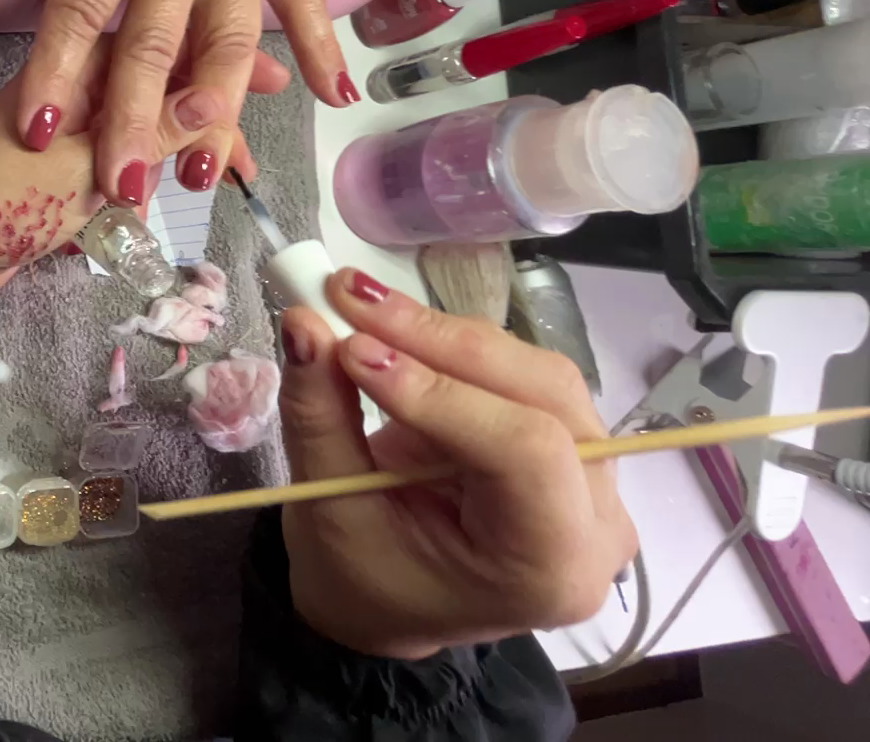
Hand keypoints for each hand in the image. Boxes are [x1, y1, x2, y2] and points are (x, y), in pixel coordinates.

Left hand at [0, 41, 289, 300]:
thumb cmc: (7, 198)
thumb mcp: (85, 164)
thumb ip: (151, 130)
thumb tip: (217, 90)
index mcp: (78, 73)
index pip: (162, 49)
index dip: (219, 61)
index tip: (271, 72)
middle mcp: (78, 92)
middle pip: (160, 87)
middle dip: (214, 101)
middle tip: (272, 104)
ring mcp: (71, 131)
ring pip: (145, 126)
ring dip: (189, 141)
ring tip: (238, 162)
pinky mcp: (64, 169)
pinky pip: (121, 158)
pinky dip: (153, 170)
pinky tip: (184, 182)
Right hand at [276, 269, 637, 659]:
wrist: (384, 598)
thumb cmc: (356, 571)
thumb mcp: (322, 504)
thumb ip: (316, 412)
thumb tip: (301, 324)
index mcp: (546, 564)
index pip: (523, 453)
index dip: (437, 391)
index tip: (350, 349)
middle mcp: (595, 519)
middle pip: (542, 396)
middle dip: (437, 338)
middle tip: (347, 298)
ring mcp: (589, 478)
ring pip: (534, 371)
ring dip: (440, 331)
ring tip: (359, 305)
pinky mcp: (558, 443)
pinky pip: (512, 373)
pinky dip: (445, 341)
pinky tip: (390, 327)